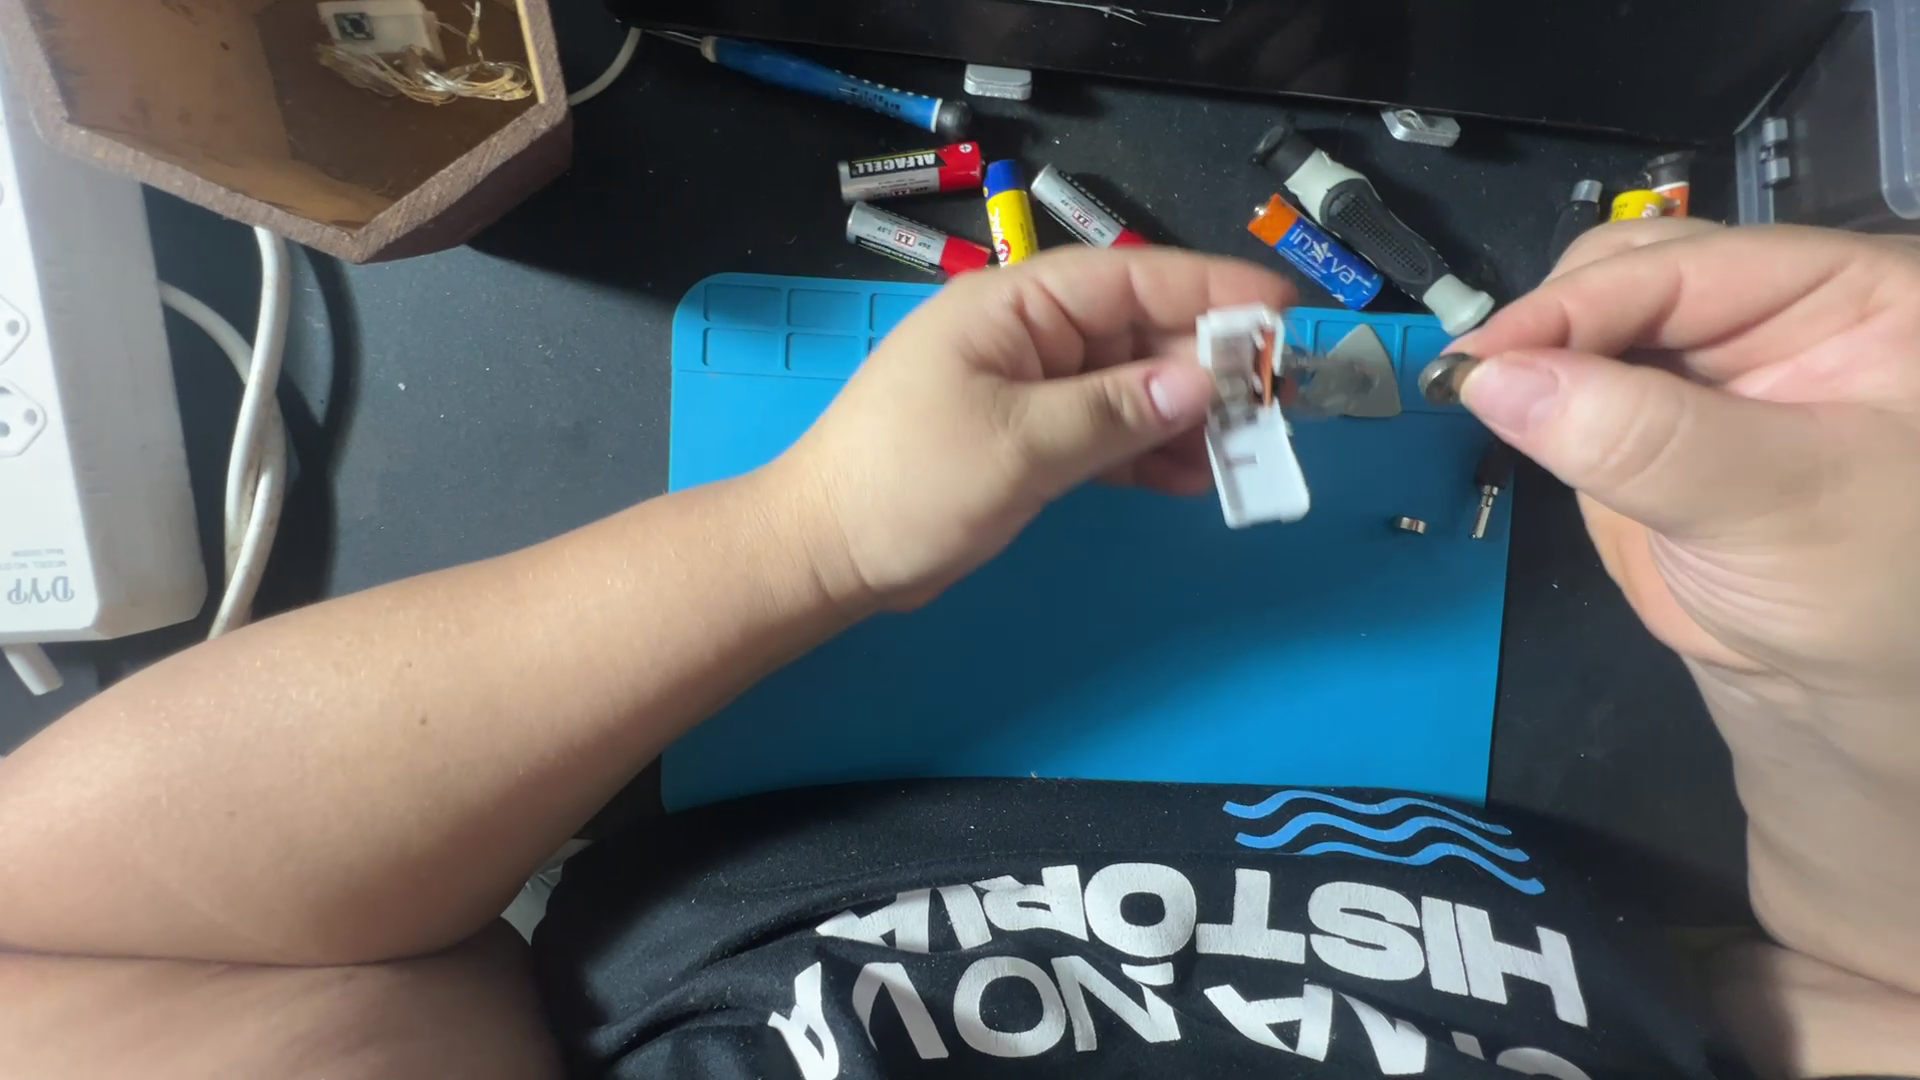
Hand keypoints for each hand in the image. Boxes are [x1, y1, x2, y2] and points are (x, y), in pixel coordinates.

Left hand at [773, 246, 1290, 610]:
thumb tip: (1201, 380)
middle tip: (1276, 403)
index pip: (1128, 279)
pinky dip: (1145, 455)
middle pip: (1135, 337)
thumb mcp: (1017, 443)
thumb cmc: (910, 482)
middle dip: (1205, 367)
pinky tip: (1192, 476)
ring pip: (1127, 391)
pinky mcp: (1031, 444)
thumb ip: (1113, 411)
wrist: (834, 552)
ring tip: (1244, 450)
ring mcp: (1030, 394)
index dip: (1210, 292)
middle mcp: (1028, 340)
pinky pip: (1103, 437)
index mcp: (1013, 307)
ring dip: (1183, 418)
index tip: (1283, 312)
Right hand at [1452, 220, 1919, 697]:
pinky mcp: (1639, 418)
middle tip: (1477, 380)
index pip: (1682, 269)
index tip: (1474, 363)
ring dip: (1525, 354)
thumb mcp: (1769, 502)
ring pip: (1583, 321)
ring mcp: (1698, 366)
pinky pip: (1566, 379)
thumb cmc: (1865, 591)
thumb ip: (1635, 436)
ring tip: (1481, 395)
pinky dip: (1524, 390)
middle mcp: (1772, 313)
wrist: (1833, 677)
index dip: (1569, 308)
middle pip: (1624, 272)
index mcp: (1852, 297)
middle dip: (1544, 321)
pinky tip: (1506, 412)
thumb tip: (1488, 379)